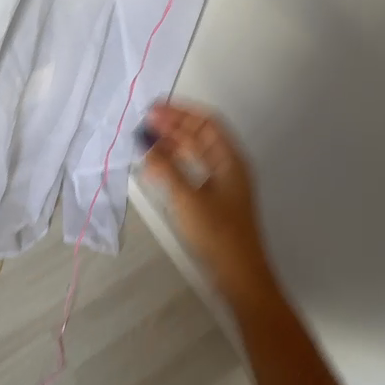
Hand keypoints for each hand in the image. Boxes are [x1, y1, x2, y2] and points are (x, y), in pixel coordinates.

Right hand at [139, 100, 275, 304]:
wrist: (240, 275)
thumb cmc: (217, 234)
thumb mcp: (188, 198)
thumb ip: (165, 168)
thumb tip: (146, 142)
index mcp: (230, 159)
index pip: (206, 122)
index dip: (181, 112)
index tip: (154, 109)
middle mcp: (229, 166)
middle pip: (200, 136)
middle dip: (173, 126)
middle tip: (145, 123)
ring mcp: (222, 184)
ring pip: (196, 153)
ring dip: (172, 144)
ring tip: (146, 141)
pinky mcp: (214, 200)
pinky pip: (193, 170)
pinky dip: (175, 163)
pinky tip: (157, 166)